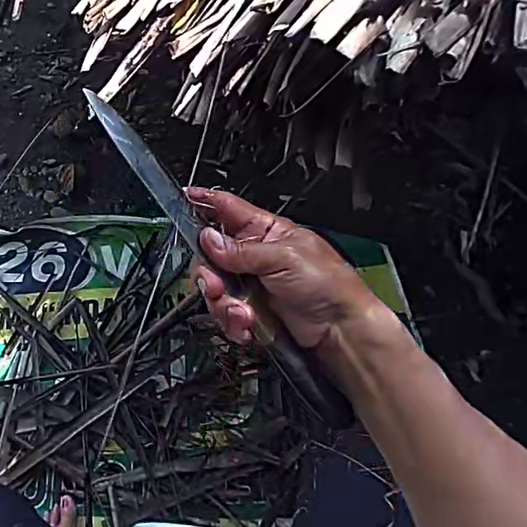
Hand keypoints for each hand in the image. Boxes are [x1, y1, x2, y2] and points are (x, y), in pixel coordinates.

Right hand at [186, 187, 387, 352]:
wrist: (341, 329)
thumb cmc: (329, 285)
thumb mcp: (285, 257)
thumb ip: (242, 250)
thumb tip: (209, 239)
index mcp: (266, 231)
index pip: (228, 209)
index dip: (205, 202)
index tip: (186, 197)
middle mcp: (254, 255)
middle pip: (210, 255)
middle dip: (209, 274)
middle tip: (215, 285)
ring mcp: (251, 283)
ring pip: (214, 288)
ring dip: (223, 303)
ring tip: (242, 313)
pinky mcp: (251, 309)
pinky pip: (226, 312)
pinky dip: (233, 321)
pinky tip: (248, 324)